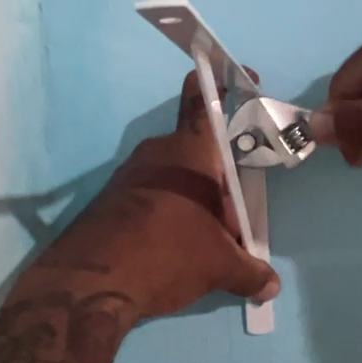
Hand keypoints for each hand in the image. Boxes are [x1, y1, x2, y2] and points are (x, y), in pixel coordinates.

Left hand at [27, 74, 280, 318]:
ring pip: (173, 179)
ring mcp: (128, 176)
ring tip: (205, 245)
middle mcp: (157, 153)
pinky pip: (150, 197)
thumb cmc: (166, 254)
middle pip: (198, 155)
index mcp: (190, 151)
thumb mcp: (218, 266)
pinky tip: (173, 251)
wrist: (90, 283)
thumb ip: (250, 271)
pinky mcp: (109, 201)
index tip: (241, 77)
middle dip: (219, 184)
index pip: (203, 100)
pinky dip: (167, 216)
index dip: (221, 82)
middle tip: (233, 223)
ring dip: (193, 203)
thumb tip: (271, 285)